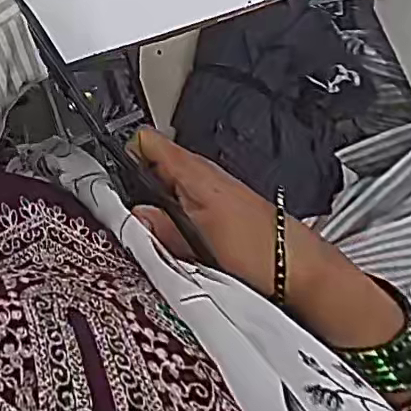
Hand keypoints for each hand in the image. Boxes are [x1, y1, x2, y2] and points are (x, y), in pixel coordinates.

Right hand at [128, 128, 404, 346]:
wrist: (301, 269)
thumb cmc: (261, 253)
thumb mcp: (200, 249)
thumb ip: (162, 232)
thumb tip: (133, 218)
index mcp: (193, 173)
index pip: (146, 141)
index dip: (123, 154)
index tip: (108, 175)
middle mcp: (202, 173)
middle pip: (153, 162)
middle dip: (137, 182)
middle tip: (129, 212)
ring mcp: (212, 186)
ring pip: (168, 180)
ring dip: (156, 198)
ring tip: (153, 228)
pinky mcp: (220, 201)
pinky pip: (185, 195)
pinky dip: (175, 208)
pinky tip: (178, 235)